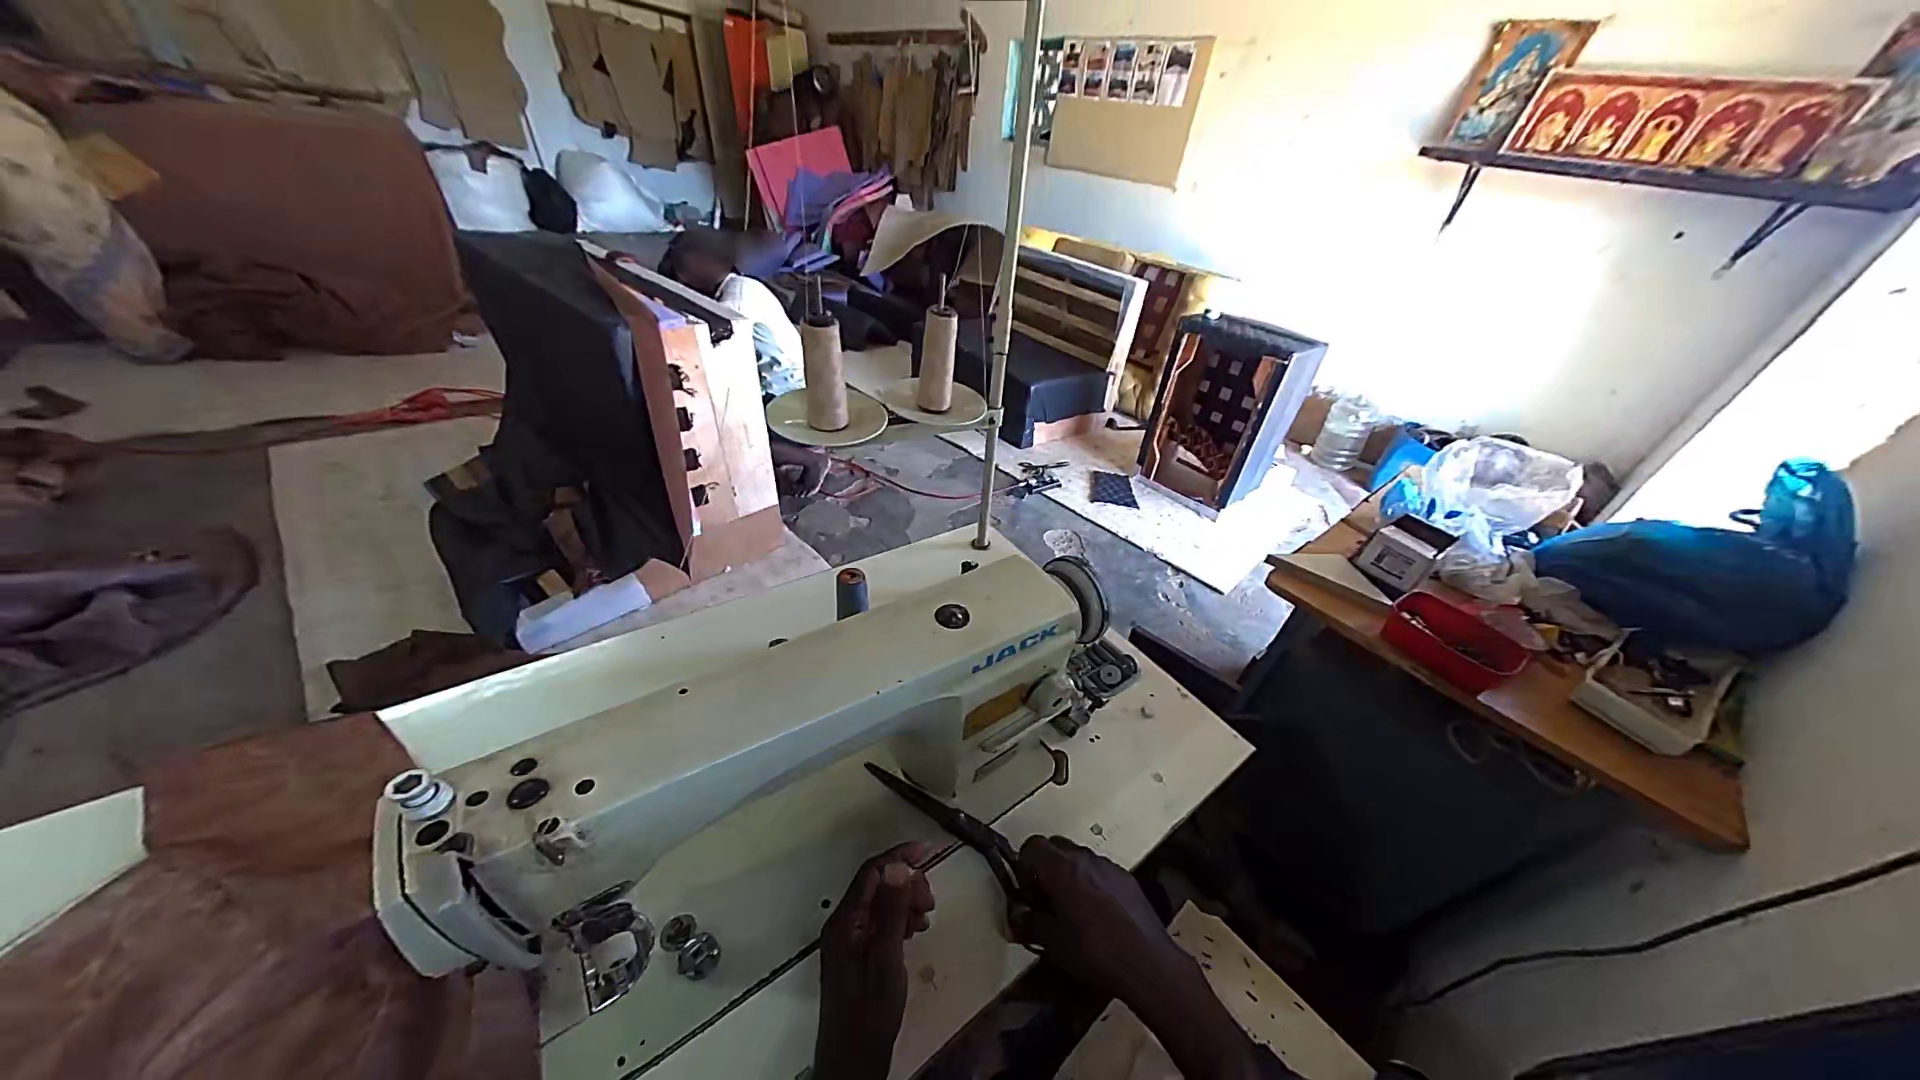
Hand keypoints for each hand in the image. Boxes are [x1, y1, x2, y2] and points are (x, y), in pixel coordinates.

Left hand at [814, 842, 936, 1079]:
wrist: (853, 1062)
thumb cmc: (871, 1012)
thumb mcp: (887, 959)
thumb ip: (892, 912)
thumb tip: (899, 866)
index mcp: (845, 921)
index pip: (872, 872)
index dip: (899, 855)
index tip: (928, 850)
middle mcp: (843, 924)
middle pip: (876, 884)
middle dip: (906, 883)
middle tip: (930, 901)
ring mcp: (848, 939)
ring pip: (880, 901)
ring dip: (905, 901)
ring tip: (926, 917)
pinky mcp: (857, 952)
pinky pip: (880, 920)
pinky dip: (899, 918)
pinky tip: (915, 930)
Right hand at [1010, 835, 1190, 1005]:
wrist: (1146, 963)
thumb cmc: (1095, 951)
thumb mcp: (1052, 943)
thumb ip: (1029, 923)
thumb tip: (1017, 917)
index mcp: (1061, 868)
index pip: (1032, 846)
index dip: (1023, 865)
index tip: (1025, 888)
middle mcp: (1085, 858)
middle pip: (1056, 846)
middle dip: (1045, 866)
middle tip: (1043, 896)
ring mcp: (1109, 866)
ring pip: (1079, 857)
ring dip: (1069, 874)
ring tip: (1070, 907)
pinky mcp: (1127, 879)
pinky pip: (1101, 871)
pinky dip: (1092, 882)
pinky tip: (1096, 913)